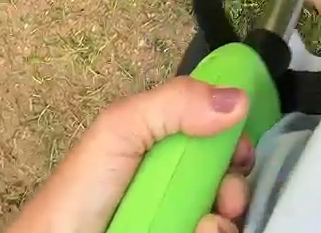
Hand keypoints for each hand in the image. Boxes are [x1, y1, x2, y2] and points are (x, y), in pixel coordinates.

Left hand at [7, 76, 254, 232]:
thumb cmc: (79, 190)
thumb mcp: (121, 128)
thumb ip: (173, 103)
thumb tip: (239, 100)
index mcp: (166, 145)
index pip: (218, 136)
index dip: (234, 143)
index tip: (240, 154)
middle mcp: (177, 183)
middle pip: (230, 180)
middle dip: (234, 188)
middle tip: (224, 200)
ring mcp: (179, 219)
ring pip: (226, 218)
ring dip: (224, 221)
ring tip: (204, 226)